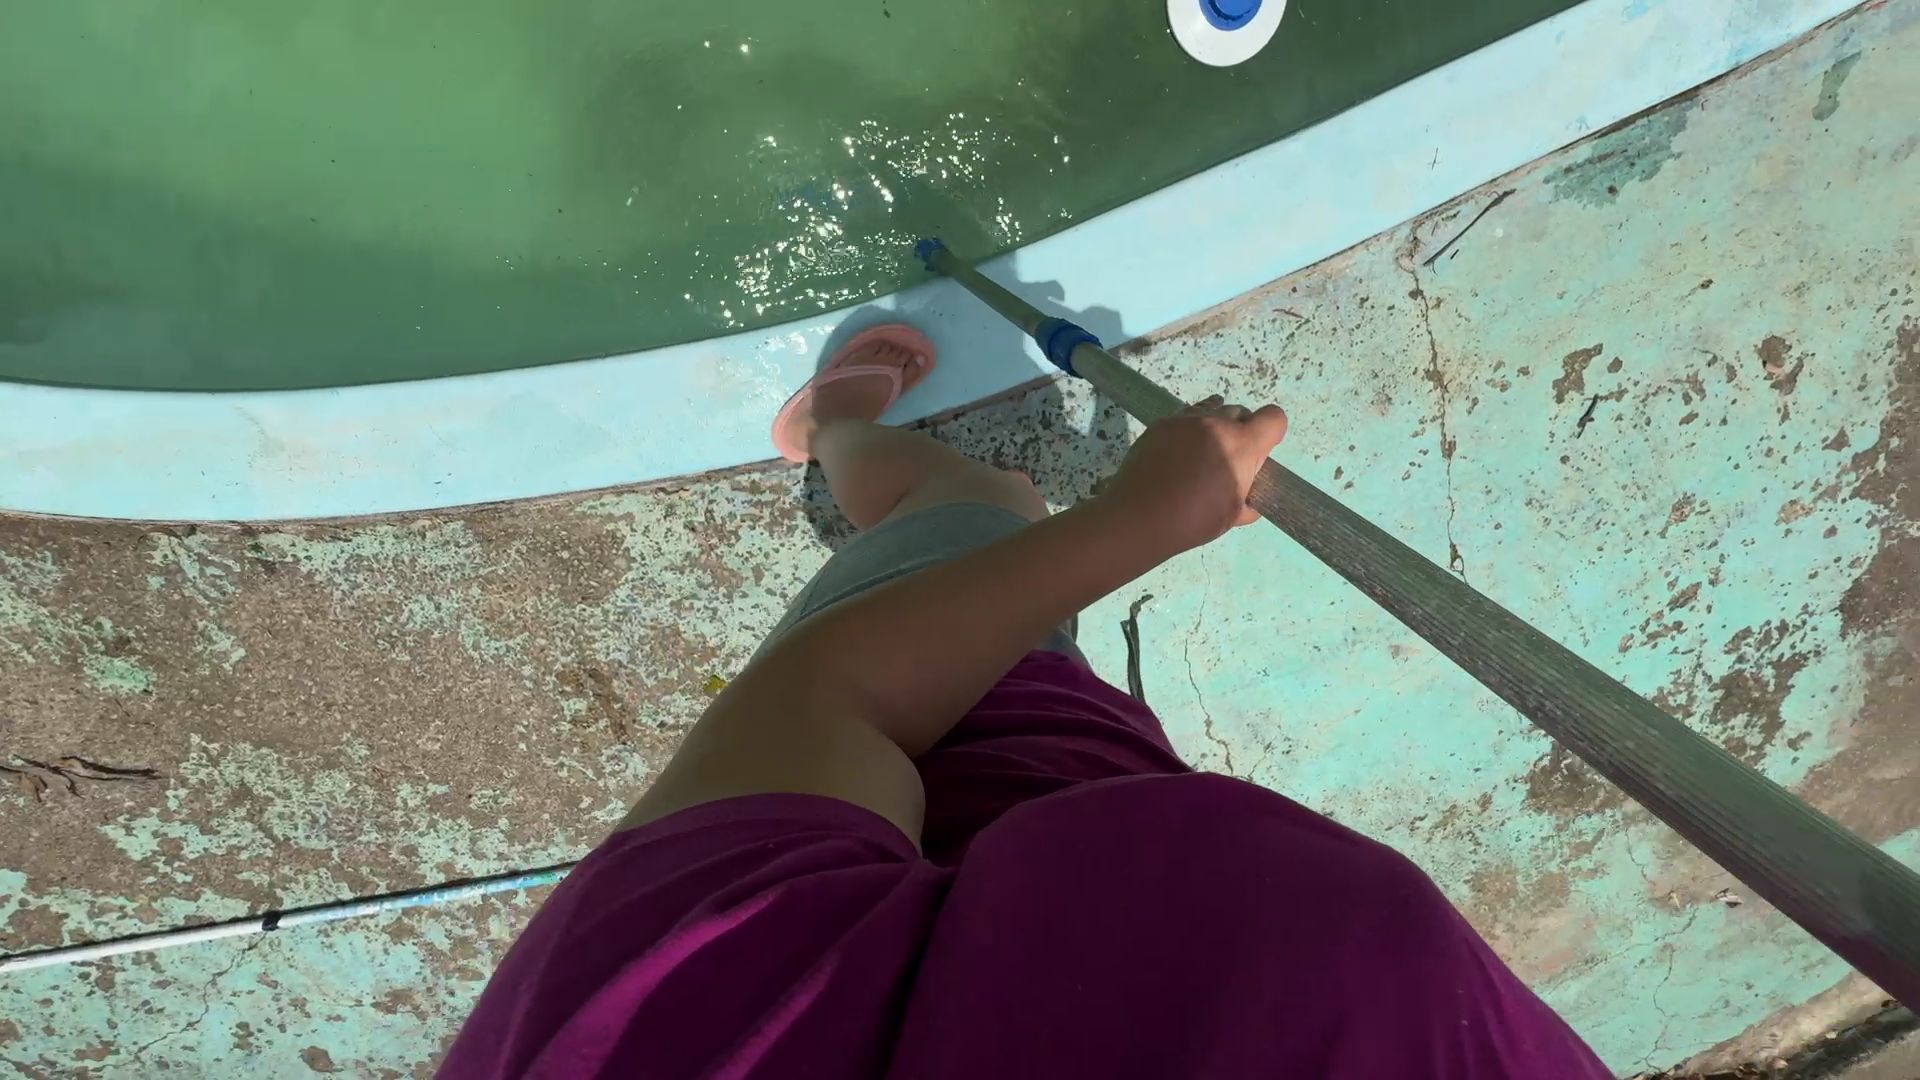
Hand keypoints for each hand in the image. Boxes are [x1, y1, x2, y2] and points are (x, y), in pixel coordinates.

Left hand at [1102, 395, 1288, 552]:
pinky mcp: (1160, 424)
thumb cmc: (1192, 521)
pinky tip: (1178, 453)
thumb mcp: (1234, 515)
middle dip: (1241, 431)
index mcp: (1242, 444)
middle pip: (1240, 412)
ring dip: (1214, 426)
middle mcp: (1216, 424)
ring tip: (1203, 453)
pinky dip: (1188, 430)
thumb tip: (1249, 496)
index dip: (1271, 433)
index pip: (1274, 417)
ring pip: (1211, 409)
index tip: (1260, 451)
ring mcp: (1185, 421)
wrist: (1139, 516)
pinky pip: (1184, 417)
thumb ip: (1249, 497)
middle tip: (1227, 459)